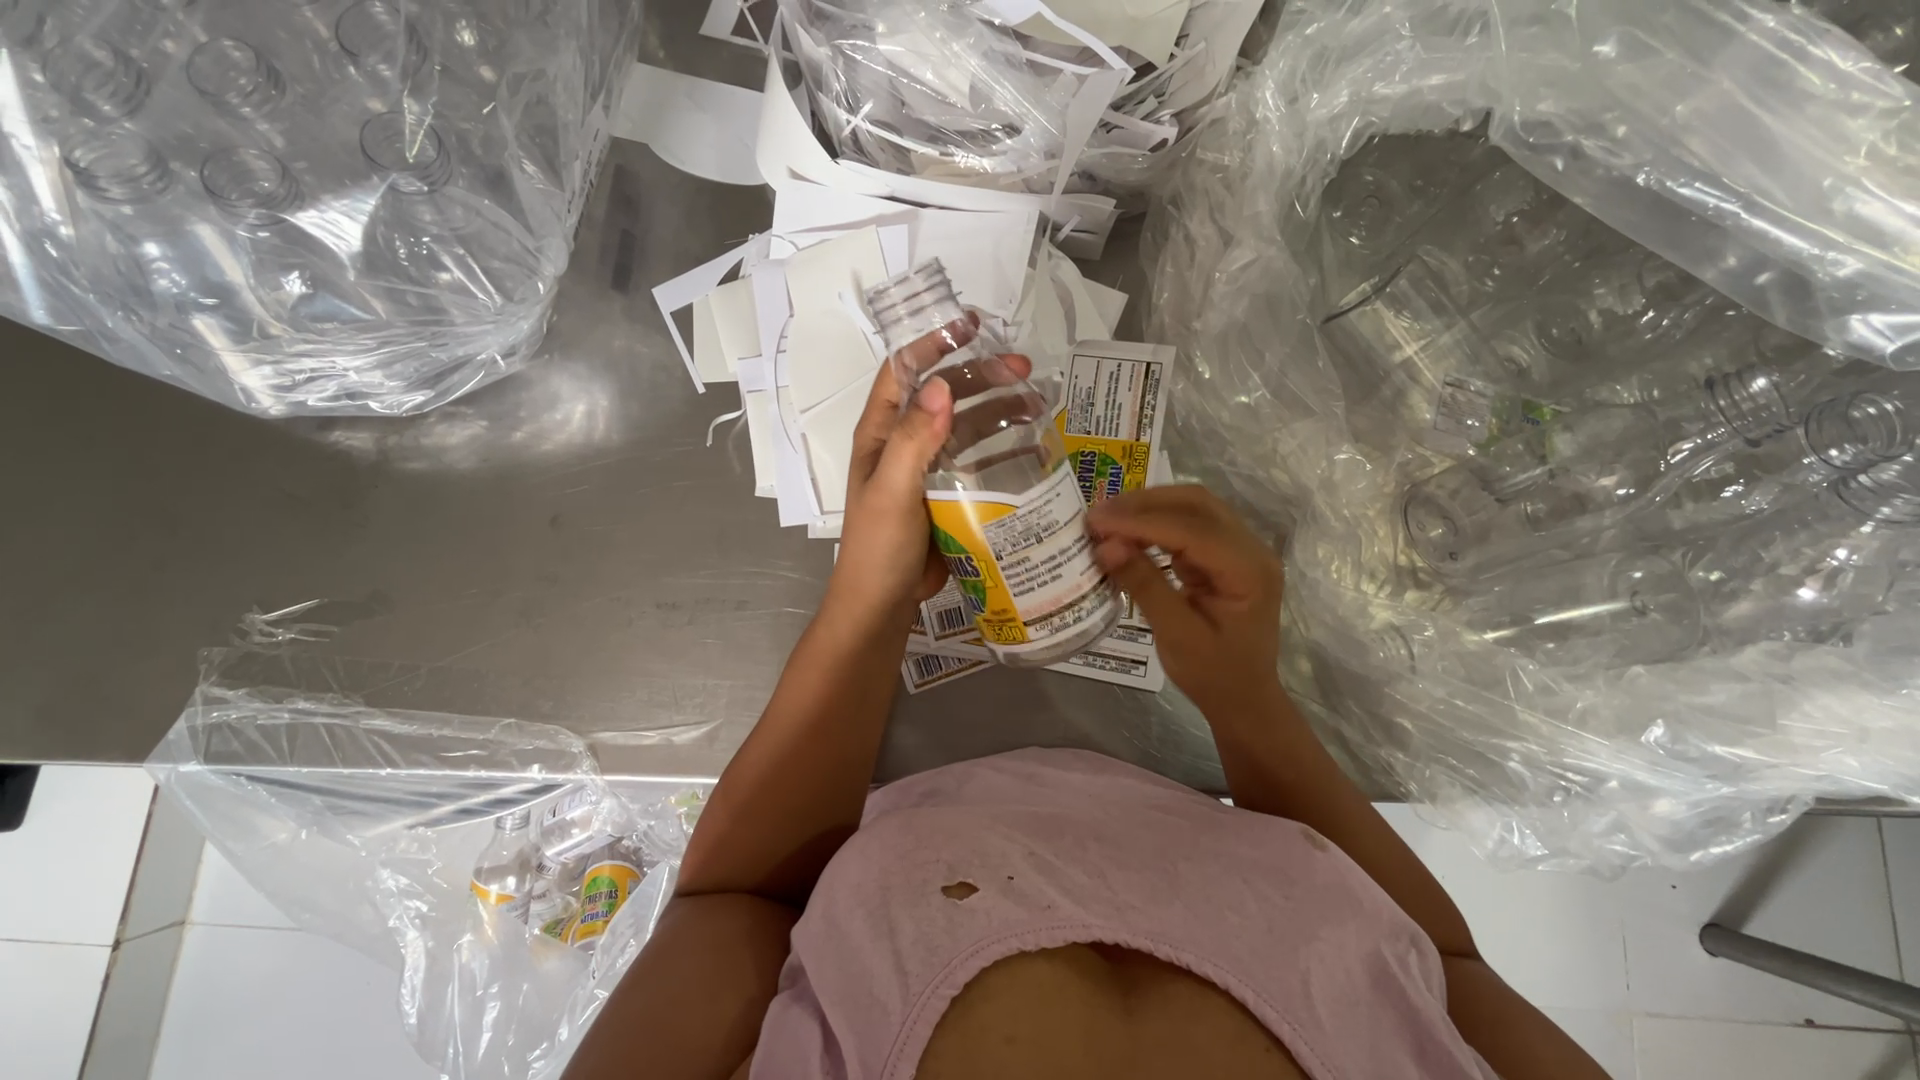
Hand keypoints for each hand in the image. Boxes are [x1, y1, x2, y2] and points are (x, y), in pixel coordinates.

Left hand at [827, 319, 1031, 626]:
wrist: (884, 603)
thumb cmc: (878, 546)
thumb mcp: (891, 490)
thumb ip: (913, 440)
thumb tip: (941, 387)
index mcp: (881, 432)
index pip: (904, 371)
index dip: (934, 343)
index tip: (972, 325)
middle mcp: (905, 442)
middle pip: (945, 394)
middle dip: (982, 376)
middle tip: (1024, 370)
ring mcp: (929, 469)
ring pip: (968, 426)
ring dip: (1001, 410)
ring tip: (1039, 403)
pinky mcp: (951, 495)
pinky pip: (981, 461)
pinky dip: (1007, 449)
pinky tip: (1036, 446)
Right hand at [1087, 486, 1284, 712]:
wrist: (1244, 699)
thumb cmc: (1214, 675)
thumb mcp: (1176, 635)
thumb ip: (1145, 585)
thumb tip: (1106, 545)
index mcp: (1248, 570)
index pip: (1191, 529)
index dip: (1141, 521)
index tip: (1096, 521)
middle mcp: (1251, 549)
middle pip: (1196, 504)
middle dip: (1144, 504)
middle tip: (1097, 515)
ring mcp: (1240, 549)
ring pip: (1193, 508)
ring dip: (1149, 509)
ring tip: (1106, 520)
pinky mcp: (1224, 555)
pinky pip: (1189, 525)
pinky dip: (1156, 524)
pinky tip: (1127, 533)